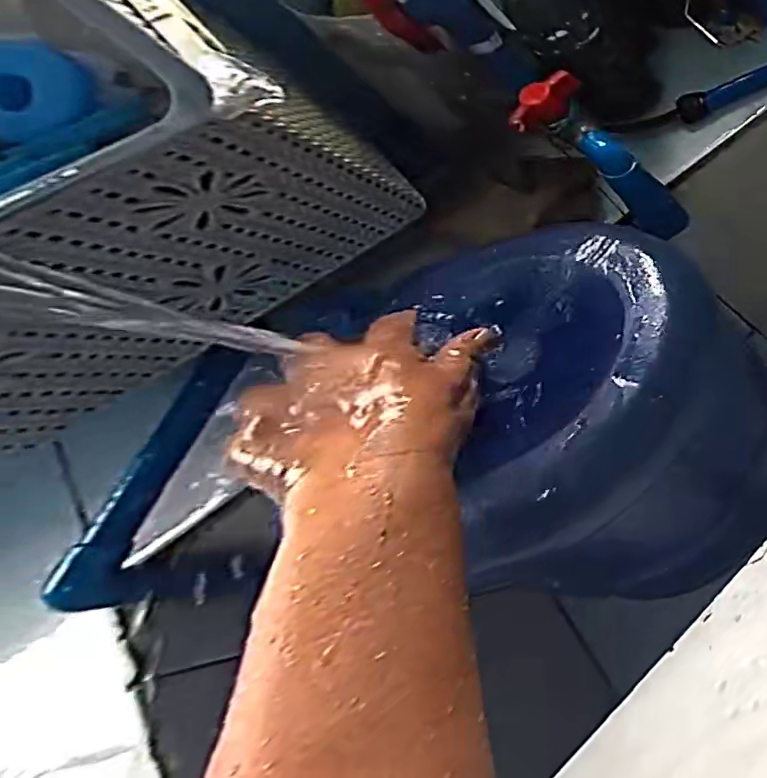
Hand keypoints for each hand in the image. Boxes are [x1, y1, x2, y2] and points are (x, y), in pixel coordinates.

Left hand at [228, 310, 495, 501]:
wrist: (374, 485)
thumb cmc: (422, 435)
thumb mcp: (456, 391)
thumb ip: (461, 360)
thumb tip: (476, 337)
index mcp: (381, 354)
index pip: (392, 326)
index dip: (400, 326)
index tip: (406, 327)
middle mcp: (326, 370)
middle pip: (316, 346)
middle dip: (324, 353)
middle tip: (344, 373)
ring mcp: (286, 406)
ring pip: (266, 390)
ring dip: (279, 398)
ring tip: (299, 413)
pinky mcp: (257, 446)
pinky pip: (246, 440)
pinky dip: (258, 443)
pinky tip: (276, 450)